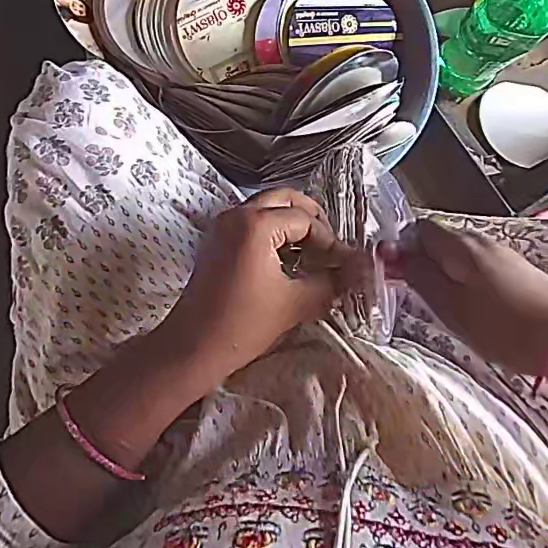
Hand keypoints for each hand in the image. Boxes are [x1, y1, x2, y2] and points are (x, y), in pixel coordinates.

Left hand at [150, 189, 355, 386]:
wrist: (191, 348)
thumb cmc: (241, 324)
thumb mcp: (294, 303)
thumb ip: (330, 282)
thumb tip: (357, 273)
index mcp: (256, 224)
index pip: (305, 220)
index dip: (330, 242)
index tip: (344, 264)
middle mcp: (237, 214)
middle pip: (285, 200)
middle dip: (312, 219)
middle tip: (330, 246)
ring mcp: (223, 225)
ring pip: (267, 207)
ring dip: (292, 223)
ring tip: (313, 253)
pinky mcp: (216, 239)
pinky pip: (252, 220)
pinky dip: (274, 230)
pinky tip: (288, 259)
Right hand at [380, 220, 547, 373]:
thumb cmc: (505, 327)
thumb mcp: (451, 307)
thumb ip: (420, 276)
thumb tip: (391, 253)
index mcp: (459, 243)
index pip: (416, 228)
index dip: (400, 248)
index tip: (392, 276)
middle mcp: (478, 239)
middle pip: (436, 239)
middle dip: (419, 261)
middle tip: (412, 296)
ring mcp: (498, 252)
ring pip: (455, 254)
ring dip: (440, 272)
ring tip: (438, 306)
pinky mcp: (513, 269)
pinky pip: (473, 266)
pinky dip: (461, 280)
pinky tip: (466, 307)